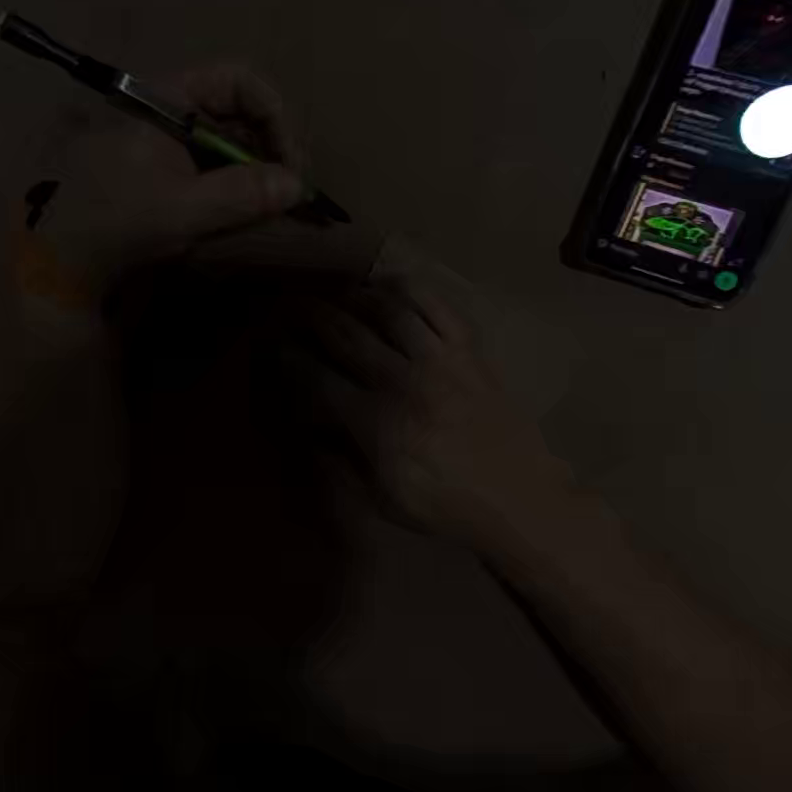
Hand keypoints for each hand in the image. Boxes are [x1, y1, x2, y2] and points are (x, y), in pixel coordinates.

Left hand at [36, 64, 306, 292]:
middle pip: (241, 111)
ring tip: (277, 207)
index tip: (291, 164)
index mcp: (167, 98)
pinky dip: (242, 186)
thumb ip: (242, 194)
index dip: (275, 115)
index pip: (239, 81)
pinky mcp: (171, 171)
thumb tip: (298, 186)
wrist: (66, 260)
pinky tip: (252, 211)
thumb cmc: (117, 223)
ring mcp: (171, 141)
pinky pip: (218, 166)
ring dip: (261, 171)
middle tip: (293, 192)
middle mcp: (172, 110)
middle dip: (274, 147)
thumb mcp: (183, 209)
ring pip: (233, 141)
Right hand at [288, 280, 578, 553]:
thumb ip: (342, 461)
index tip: (273, 344)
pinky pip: (439, 307)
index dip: (289, 358)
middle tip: (293, 303)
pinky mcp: (470, 352)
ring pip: (390, 311)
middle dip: (312, 315)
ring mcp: (440, 360)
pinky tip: (393, 286)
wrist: (518, 497)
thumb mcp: (383, 499)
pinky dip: (413, 290)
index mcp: (376, 422)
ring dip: (357, 297)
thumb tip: (311, 429)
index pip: (318, 379)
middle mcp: (402, 380)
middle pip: (346, 334)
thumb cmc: (445, 505)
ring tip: (341, 294)